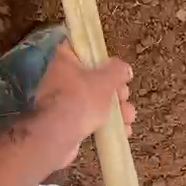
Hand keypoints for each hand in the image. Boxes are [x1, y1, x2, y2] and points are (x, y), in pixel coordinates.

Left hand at [28, 45, 133, 170]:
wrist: (57, 136)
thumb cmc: (80, 100)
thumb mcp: (104, 81)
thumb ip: (117, 71)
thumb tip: (124, 69)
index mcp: (65, 60)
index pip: (81, 48)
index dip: (99, 55)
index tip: (115, 66)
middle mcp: (61, 77)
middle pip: (94, 77)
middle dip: (115, 90)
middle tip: (124, 97)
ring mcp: (63, 101)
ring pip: (95, 100)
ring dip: (115, 109)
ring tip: (128, 119)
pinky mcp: (67, 122)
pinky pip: (90, 118)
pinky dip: (106, 123)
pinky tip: (122, 131)